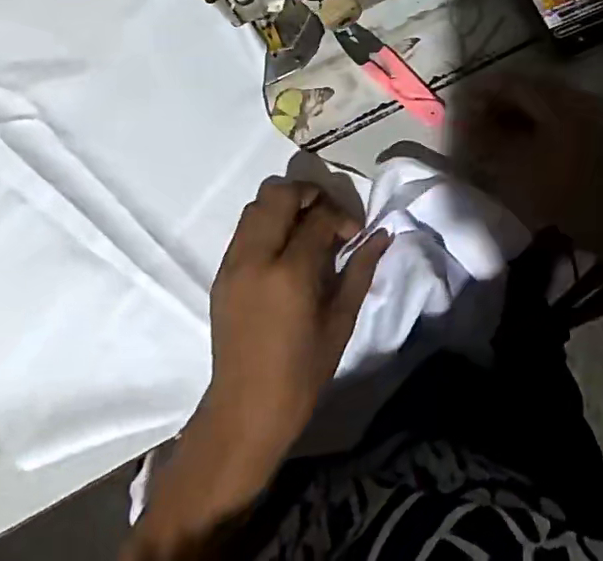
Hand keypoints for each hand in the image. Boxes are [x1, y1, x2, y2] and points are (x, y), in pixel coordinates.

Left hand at [125, 182, 388, 560]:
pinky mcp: (221, 273)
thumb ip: (360, 269)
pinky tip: (285, 249)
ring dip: (285, 205)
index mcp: (289, 272)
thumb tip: (382, 234)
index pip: (318, 217)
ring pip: (256, 205)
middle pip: (278, 194)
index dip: (342, 216)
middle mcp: (256, 257)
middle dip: (309, 194)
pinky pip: (244, 229)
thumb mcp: (341, 320)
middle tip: (328, 217)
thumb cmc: (302, 371)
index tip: (355, 233)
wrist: (246, 407)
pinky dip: (266, 223)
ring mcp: (233, 263)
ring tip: (306, 230)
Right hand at [451, 74, 602, 279]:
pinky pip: (566, 122)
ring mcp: (600, 116)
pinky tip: (533, 155)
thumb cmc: (573, 198)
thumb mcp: (517, 171)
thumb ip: (486, 140)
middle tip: (476, 130)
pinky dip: (541, 131)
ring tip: (499, 144)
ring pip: (548, 107)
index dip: (479, 93)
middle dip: (498, 106)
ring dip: (520, 120)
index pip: (509, 81)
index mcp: (559, 98)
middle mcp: (581, 98)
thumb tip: (463, 118)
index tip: (458, 113)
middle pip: (530, 90)